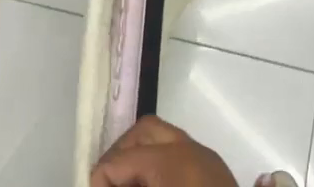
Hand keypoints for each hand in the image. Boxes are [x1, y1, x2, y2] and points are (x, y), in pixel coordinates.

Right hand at [91, 117, 236, 186]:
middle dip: (120, 156)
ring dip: (139, 157)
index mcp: (171, 161)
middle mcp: (189, 149)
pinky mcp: (212, 170)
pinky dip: (158, 164)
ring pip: (162, 137)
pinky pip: (178, 152)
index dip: (101, 180)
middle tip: (108, 186)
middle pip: (143, 132)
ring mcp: (203, 157)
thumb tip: (103, 183)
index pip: (119, 160)